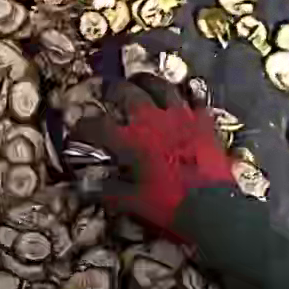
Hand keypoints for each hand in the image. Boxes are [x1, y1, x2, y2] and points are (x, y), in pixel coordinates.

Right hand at [70, 75, 240, 231]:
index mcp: (131, 140)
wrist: (213, 207)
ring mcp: (181, 117)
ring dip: (147, 82)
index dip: (83, 127)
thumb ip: (106, 191)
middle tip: (105, 88)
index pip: (98, 126)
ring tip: (139, 80)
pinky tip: (181, 95)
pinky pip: (193, 100)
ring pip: (161, 87)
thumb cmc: (168, 204)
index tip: (75, 130)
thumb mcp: (132, 200)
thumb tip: (80, 188)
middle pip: (128, 94)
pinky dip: (185, 96)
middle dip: (112, 90)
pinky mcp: (203, 122)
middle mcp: (153, 121)